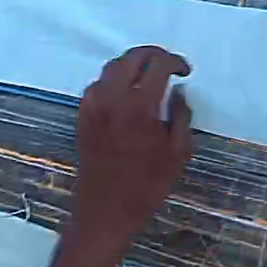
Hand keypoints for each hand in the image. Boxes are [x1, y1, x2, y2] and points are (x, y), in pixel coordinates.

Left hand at [65, 45, 192, 266]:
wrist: (105, 210)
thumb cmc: (147, 185)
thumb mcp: (178, 152)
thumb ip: (181, 115)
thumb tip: (178, 90)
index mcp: (141, 105)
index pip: (158, 63)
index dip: (175, 61)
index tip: (185, 72)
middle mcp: (113, 98)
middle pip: (133, 56)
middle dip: (154, 55)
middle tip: (168, 66)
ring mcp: (93, 105)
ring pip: (112, 66)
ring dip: (133, 64)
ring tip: (148, 76)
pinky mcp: (82, 115)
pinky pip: (97, 84)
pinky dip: (113, 79)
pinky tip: (124, 93)